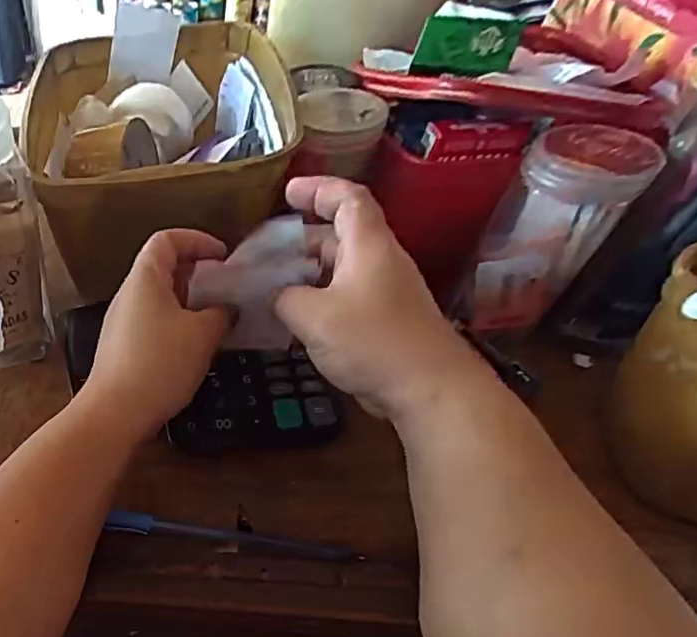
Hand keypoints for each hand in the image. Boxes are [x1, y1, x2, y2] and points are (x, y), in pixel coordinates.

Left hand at [81, 229, 232, 438]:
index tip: (222, 257)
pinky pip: (154, 328)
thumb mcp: (202, 336)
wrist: (116, 413)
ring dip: (190, 307)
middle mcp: (129, 296)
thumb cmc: (158, 365)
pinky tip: (194, 352)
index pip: (168, 240)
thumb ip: (220, 315)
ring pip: (161, 303)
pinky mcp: (123, 351)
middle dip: (198, 277)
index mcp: (144, 278)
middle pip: (164, 271)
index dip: (197, 241)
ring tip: (216, 325)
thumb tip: (227, 309)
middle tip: (226, 293)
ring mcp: (122, 324)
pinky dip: (177, 330)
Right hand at [273, 177, 486, 422]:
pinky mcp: (386, 324)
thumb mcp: (314, 317)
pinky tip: (300, 323)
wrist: (426, 387)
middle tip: (270, 253)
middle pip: (341, 236)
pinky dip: (322, 302)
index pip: (347, 197)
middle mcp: (381, 262)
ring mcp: (386, 294)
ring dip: (310, 275)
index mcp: (368, 244)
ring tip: (277, 288)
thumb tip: (277, 296)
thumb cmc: (371, 341)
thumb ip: (286, 298)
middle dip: (304, 240)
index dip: (317, 189)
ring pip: (343, 272)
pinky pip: (348, 300)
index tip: (288, 193)